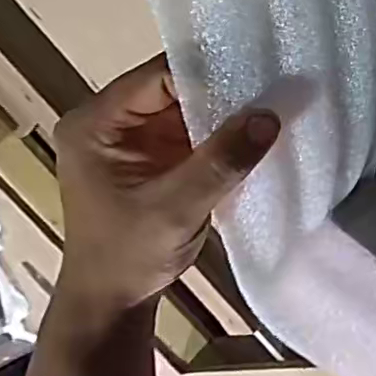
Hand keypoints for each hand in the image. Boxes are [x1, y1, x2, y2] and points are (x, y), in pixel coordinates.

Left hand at [53, 55, 280, 311]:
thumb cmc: (129, 254)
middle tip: (277, 85)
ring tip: (278, 104)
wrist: (116, 301)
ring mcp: (141, 138)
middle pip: (178, 86)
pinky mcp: (165, 155)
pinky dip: (230, 131)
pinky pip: (202, 129)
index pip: (159, 77)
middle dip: (226, 87)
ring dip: (232, 109)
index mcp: (97, 123)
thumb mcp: (176, 207)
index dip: (208, 74)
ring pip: (194, 106)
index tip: (258, 78)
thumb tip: (270, 116)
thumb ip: (221, 161)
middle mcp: (116, 121)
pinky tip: (262, 131)